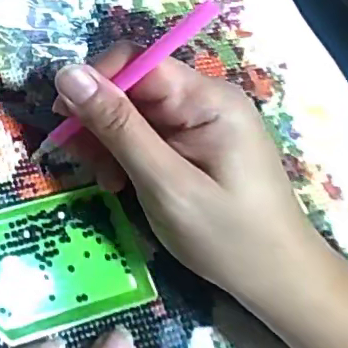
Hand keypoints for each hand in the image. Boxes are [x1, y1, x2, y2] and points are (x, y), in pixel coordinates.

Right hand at [52, 46, 326, 309]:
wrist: (283, 286)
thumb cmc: (229, 238)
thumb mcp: (165, 184)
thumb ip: (116, 126)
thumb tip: (67, 71)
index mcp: (206, 97)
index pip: (137, 61)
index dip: (95, 81)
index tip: (64, 118)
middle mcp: (204, 97)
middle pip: (132, 85)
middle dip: (100, 118)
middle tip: (82, 161)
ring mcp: (201, 120)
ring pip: (134, 110)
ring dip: (109, 140)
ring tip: (105, 180)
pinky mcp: (195, 141)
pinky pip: (148, 131)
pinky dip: (126, 153)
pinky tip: (120, 182)